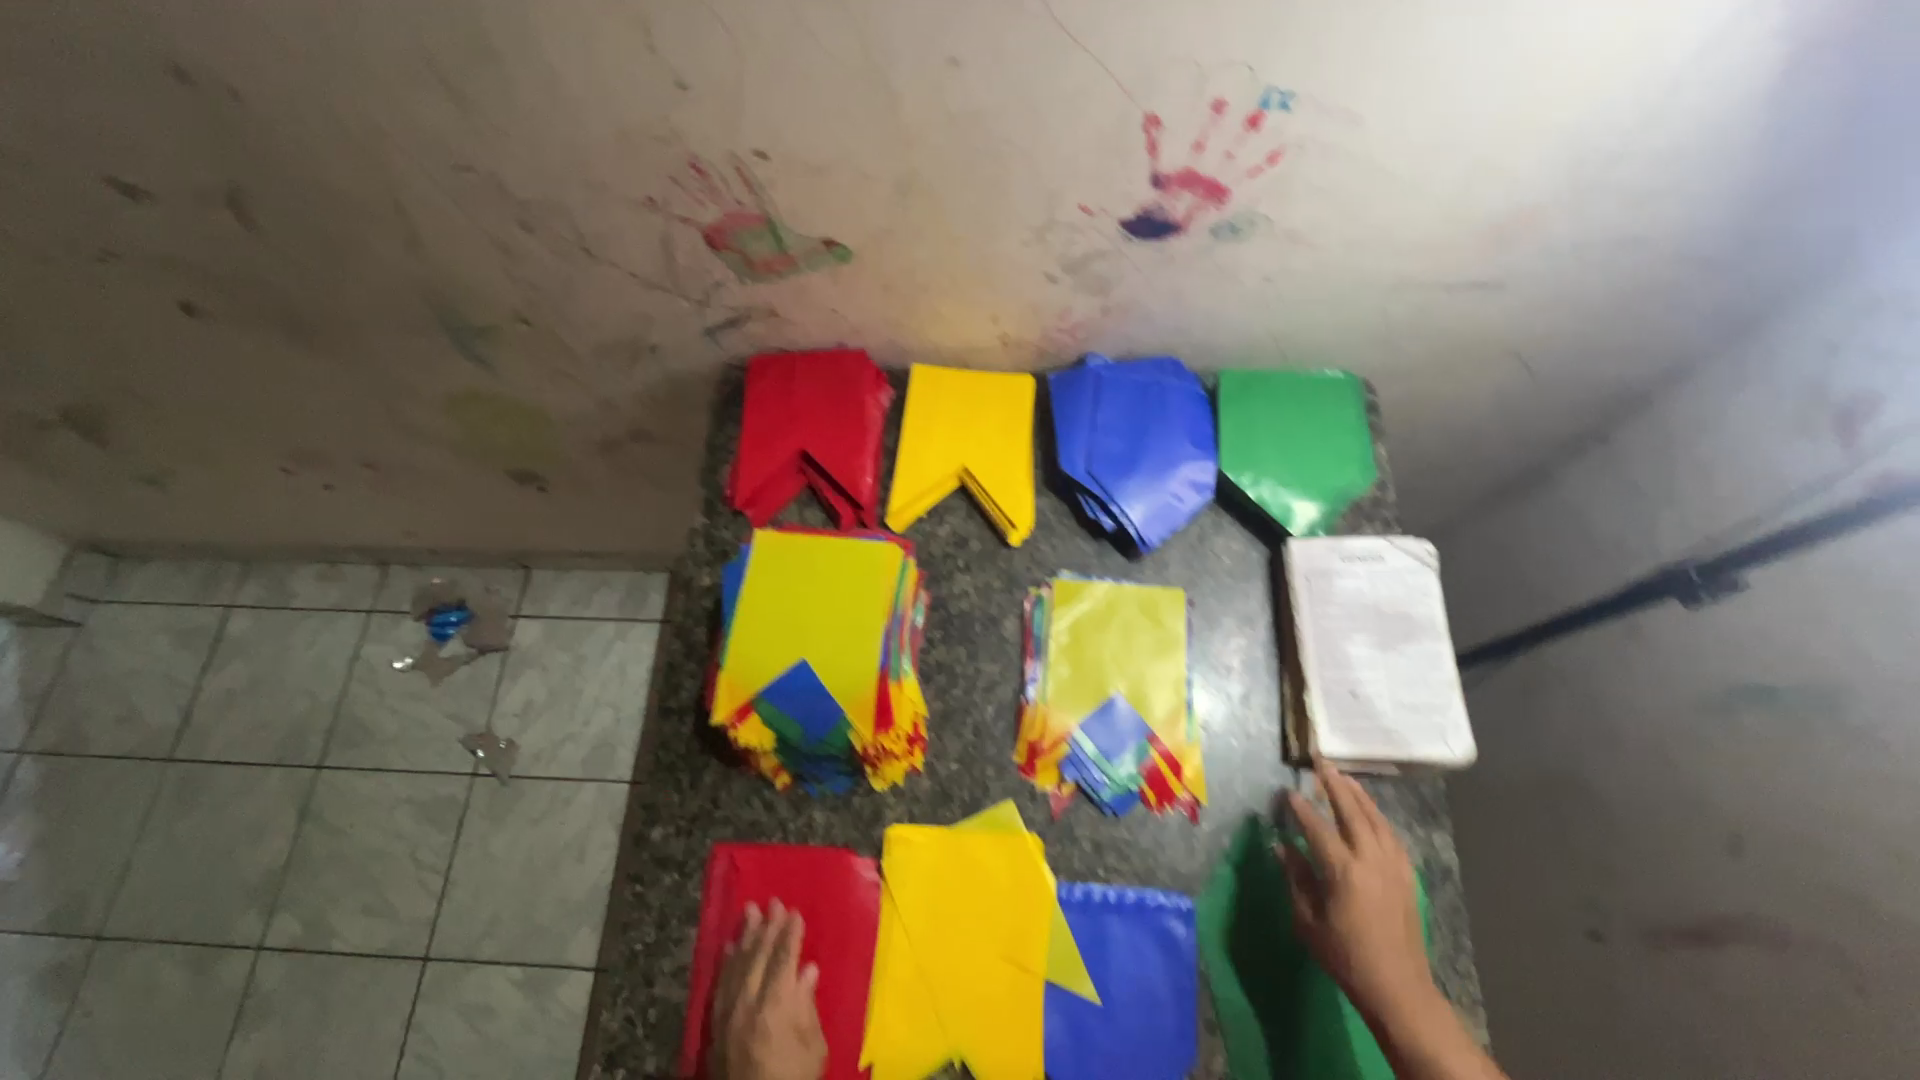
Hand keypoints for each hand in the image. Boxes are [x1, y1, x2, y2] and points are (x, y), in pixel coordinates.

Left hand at [710, 900, 827, 1079]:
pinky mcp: (716, 1025)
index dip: (789, 935)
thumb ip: (807, 1007)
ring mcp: (728, 1013)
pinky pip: (720, 985)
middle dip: (766, 927)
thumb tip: (807, 971)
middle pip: (757, 957)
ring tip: (749, 911)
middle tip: (772, 901)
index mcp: (776, 1007)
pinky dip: (725, 963)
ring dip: (744, 937)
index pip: (783, 960)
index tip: (795, 912)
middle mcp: (748, 1003)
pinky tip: (728, 947)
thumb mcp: (813, 1049)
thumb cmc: (793, 1079)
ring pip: (736, 965)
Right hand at [1277, 763, 1433, 1020]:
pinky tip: (1369, 811)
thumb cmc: (1344, 956)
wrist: (1397, 986)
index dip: (1301, 808)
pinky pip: (1390, 834)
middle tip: (1320, 762)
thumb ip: (1296, 877)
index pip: (1318, 827)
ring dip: (1358, 795)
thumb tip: (1282, 845)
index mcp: (1343, 871)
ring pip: (1375, 818)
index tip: (1287, 791)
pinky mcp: (1406, 875)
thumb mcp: (1307, 920)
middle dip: (1334, 785)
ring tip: (1342, 777)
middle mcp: (1371, 860)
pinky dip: (1377, 816)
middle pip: (1352, 811)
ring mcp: (1393, 866)